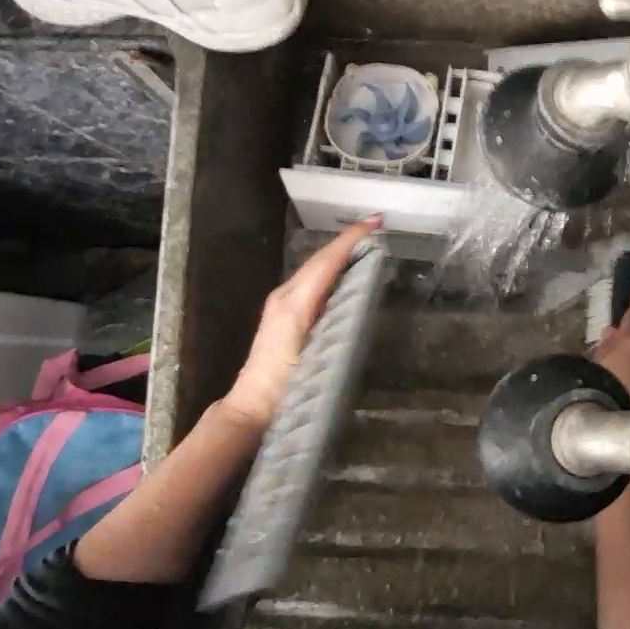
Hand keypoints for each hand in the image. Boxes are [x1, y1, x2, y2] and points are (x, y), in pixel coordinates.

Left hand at [223, 217, 382, 427]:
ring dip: (340, 253)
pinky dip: (332, 269)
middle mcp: (285, 297)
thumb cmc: (285, 388)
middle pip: (319, 260)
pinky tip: (346, 272)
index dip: (350, 239)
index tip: (375, 221)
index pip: (326, 262)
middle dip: (347, 240)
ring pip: (315, 269)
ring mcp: (282, 305)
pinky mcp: (284, 315)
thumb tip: (362, 299)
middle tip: (377, 226)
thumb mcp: (315, 358)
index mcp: (294, 304)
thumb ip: (336, 328)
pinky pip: (312, 282)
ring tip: (367, 243)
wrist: (252, 407)